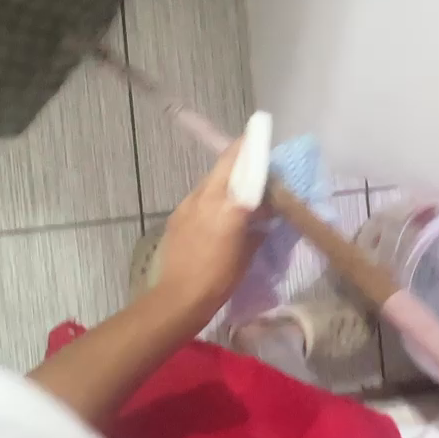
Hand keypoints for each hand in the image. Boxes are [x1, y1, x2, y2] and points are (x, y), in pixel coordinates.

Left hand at [152, 140, 259, 313]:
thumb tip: (262, 214)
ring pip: (209, 181)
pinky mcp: (176, 215)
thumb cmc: (219, 279)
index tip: (260, 140)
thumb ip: (256, 228)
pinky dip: (210, 197)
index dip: (250, 149)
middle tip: (252, 158)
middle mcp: (206, 197)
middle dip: (237, 158)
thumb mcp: (247, 253)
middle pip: (223, 166)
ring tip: (236, 189)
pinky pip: (197, 198)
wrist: (178, 297)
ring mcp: (187, 204)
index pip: (240, 165)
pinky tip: (216, 212)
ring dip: (223, 179)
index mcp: (228, 205)